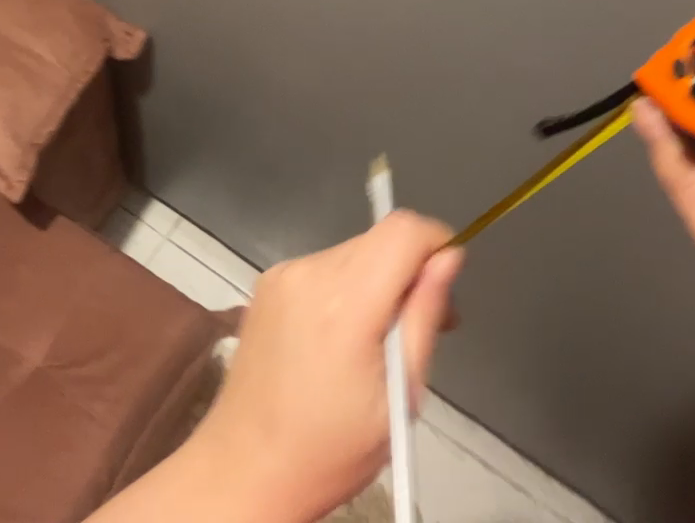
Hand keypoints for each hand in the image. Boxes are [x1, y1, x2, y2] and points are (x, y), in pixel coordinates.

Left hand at [188, 211, 464, 521]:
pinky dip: (344, 289)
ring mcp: (282, 274)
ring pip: (353, 252)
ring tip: (375, 343)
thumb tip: (447, 259)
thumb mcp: (400, 395)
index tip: (446, 285)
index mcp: (346, 301)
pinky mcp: (267, 283)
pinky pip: (324, 267)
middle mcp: (309, 273)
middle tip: (419, 331)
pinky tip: (339, 339)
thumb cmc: (332, 447)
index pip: (402, 229)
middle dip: (409, 272)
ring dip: (376, 282)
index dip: (435, 244)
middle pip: (378, 240)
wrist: (247, 466)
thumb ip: (424, 317)